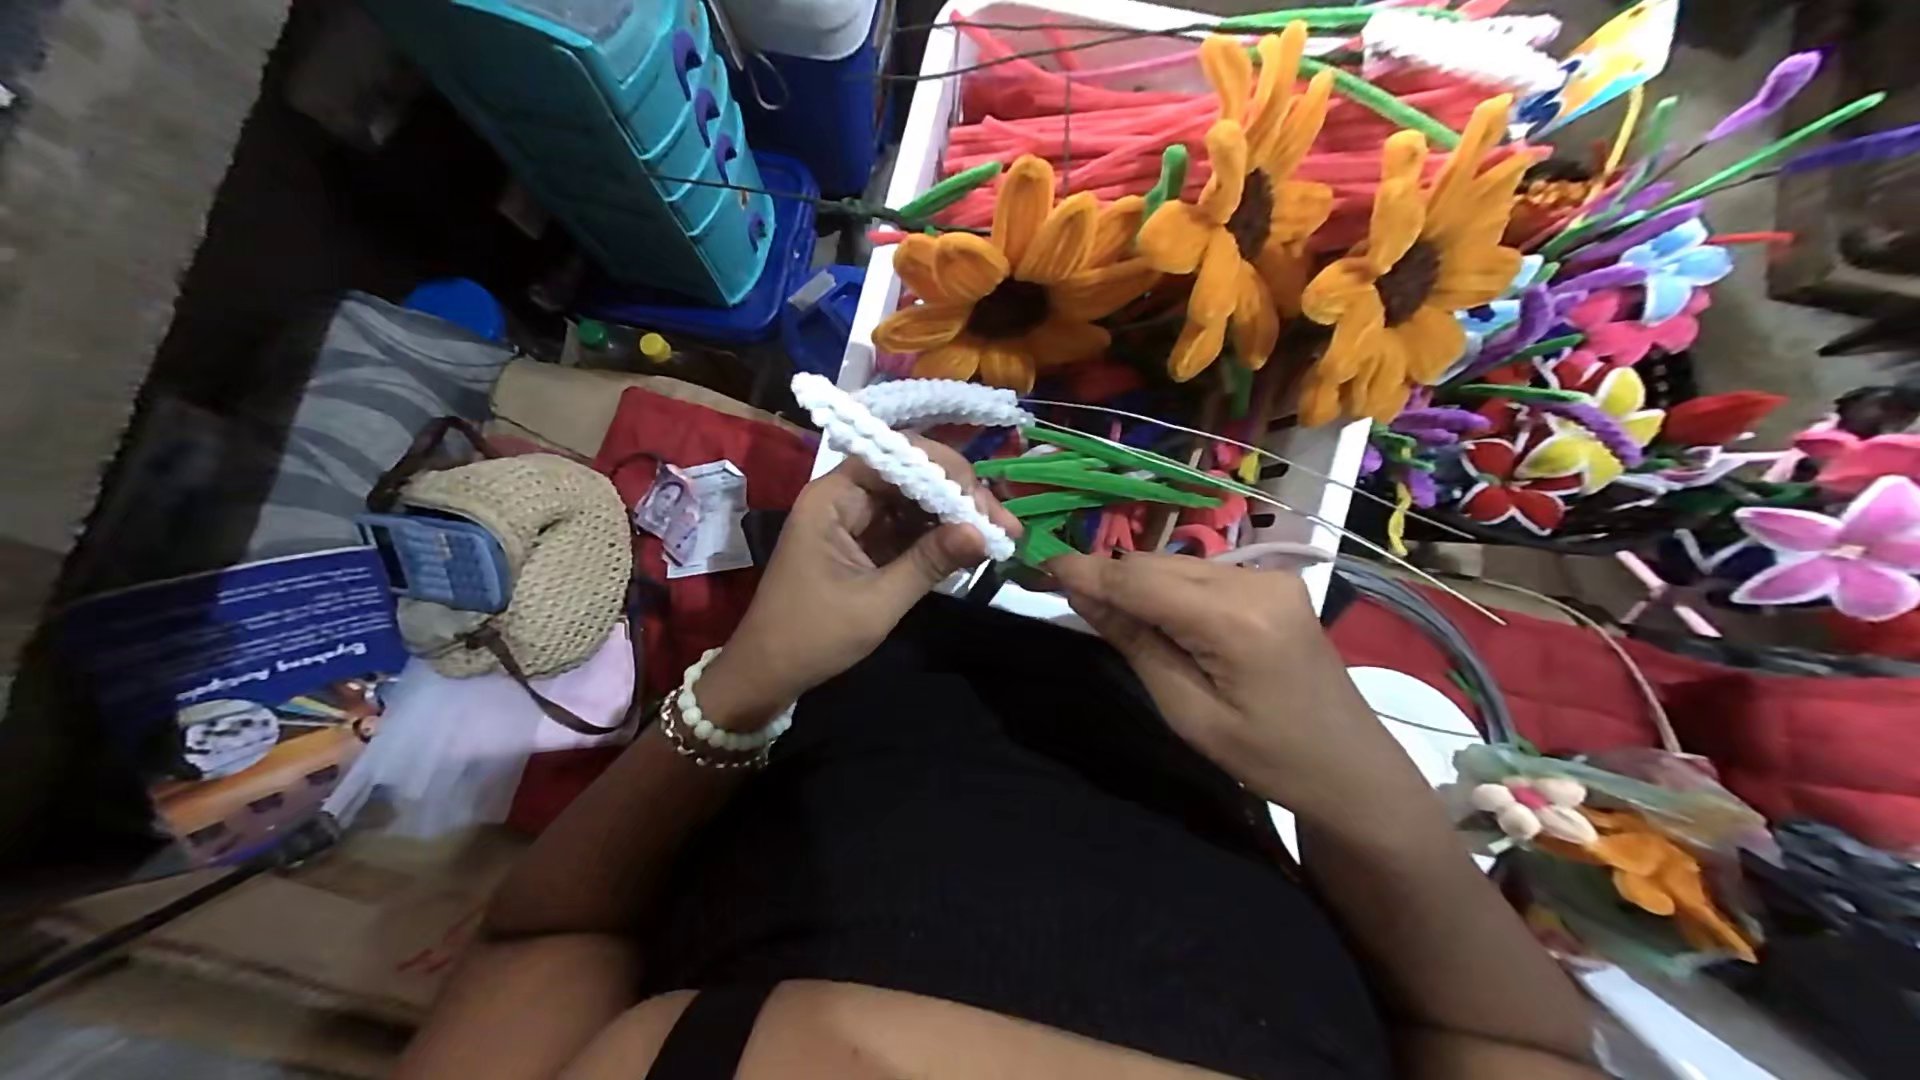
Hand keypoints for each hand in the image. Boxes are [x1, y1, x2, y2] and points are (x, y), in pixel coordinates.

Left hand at [699, 436, 1019, 729]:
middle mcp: (844, 498)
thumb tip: (984, 533)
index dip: (943, 470)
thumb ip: (929, 563)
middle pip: (910, 475)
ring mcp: (855, 520)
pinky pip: (907, 527)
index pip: (895, 457)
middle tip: (1002, 525)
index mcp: (833, 498)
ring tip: (998, 536)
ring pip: (914, 501)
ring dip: (954, 516)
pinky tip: (970, 547)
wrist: (768, 673)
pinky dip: (938, 536)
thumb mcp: (877, 602)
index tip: (981, 502)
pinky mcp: (865, 544)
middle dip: (958, 495)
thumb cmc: (812, 636)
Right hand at [1047, 552, 1424, 813]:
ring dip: (1136, 582)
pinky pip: (1200, 574)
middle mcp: (1255, 581)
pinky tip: (1152, 612)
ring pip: (1176, 564)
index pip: (1140, 580)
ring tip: (1104, 609)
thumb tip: (1083, 594)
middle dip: (1108, 577)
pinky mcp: (1272, 584)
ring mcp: (1269, 577)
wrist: (1352, 769)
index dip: (1086, 571)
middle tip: (1062, 594)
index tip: (1040, 566)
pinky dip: (1166, 587)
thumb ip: (1135, 642)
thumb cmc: (1269, 758)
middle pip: (1156, 564)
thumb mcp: (1188, 712)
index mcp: (1235, 619)